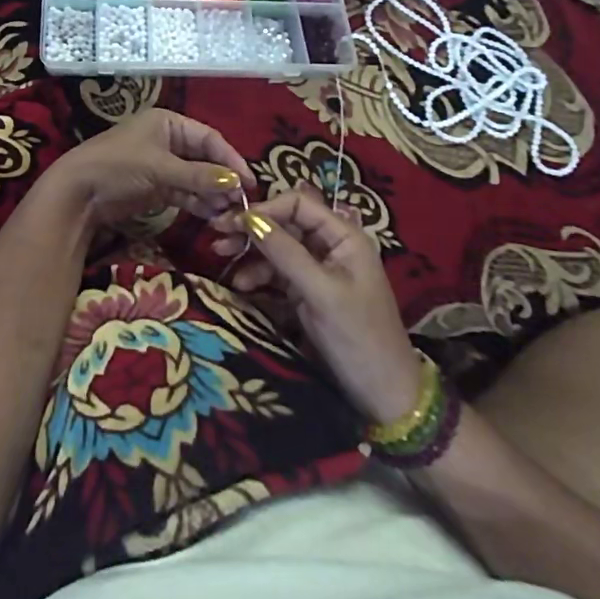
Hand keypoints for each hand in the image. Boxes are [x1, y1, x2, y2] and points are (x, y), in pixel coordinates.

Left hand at [40, 109, 255, 226]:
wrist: (78, 192)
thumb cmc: (117, 166)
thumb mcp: (159, 168)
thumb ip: (198, 175)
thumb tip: (236, 183)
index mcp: (167, 123)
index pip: (209, 138)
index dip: (230, 159)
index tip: (249, 182)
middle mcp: (167, 140)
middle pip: (205, 159)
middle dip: (223, 180)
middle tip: (243, 203)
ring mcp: (162, 165)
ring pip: (197, 179)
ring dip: (213, 195)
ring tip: (231, 214)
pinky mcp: (156, 188)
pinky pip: (185, 193)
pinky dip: (199, 203)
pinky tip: (214, 216)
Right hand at [210, 187, 423, 423]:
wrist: (382, 394)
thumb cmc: (358, 336)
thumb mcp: (320, 291)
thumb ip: (285, 252)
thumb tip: (248, 217)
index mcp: (344, 237)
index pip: (299, 204)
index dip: (266, 208)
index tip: (234, 222)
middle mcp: (330, 246)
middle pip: (284, 223)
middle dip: (251, 228)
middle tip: (217, 234)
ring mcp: (318, 269)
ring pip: (275, 247)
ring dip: (249, 251)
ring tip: (221, 256)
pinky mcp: (306, 292)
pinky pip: (275, 273)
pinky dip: (257, 276)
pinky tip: (241, 286)